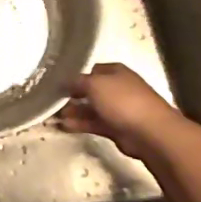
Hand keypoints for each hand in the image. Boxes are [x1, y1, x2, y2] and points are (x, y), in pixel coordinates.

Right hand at [57, 63, 182, 159]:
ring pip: (91, 109)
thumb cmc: (122, 100)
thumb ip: (78, 82)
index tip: (58, 83)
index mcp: (115, 72)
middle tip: (51, 102)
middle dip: (72, 96)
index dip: (76, 76)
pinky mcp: (116, 128)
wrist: (149, 131)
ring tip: (53, 116)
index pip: (92, 70)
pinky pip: (93, 124)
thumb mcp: (95, 84)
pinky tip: (63, 127)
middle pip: (91, 91)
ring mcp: (117, 109)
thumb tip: (66, 81)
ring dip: (73, 112)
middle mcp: (116, 88)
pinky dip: (79, 125)